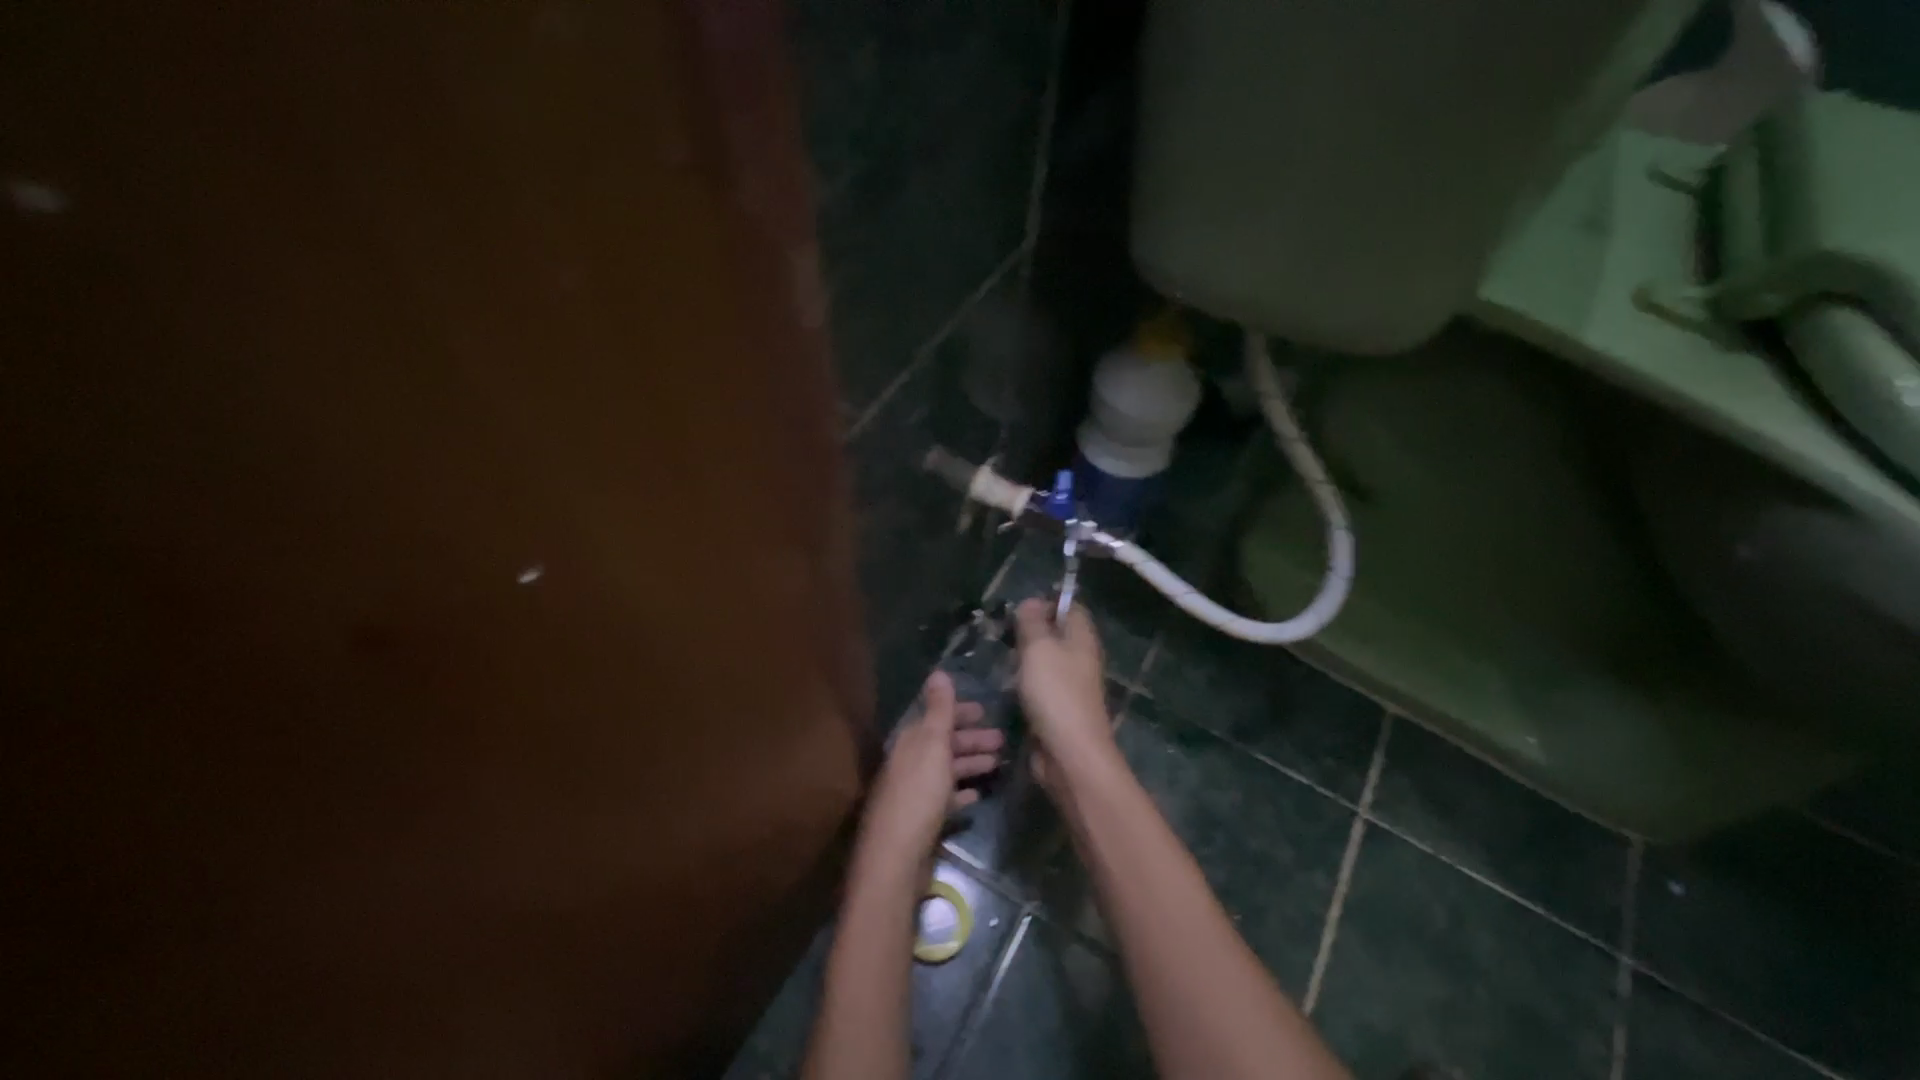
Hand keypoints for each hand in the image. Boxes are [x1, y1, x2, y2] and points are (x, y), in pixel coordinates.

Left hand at [859, 671, 1004, 862]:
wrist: (897, 856)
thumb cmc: (918, 796)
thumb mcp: (932, 746)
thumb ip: (938, 710)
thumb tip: (938, 672)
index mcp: (909, 743)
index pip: (935, 718)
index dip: (960, 713)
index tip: (986, 712)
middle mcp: (908, 763)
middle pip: (942, 744)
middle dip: (971, 739)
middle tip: (1002, 741)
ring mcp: (913, 793)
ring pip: (945, 770)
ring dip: (970, 764)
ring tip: (998, 765)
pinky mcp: (920, 820)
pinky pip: (944, 799)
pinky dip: (960, 793)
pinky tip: (977, 795)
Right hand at [1013, 599, 1116, 778]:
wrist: (1069, 752)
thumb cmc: (1055, 693)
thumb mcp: (1039, 648)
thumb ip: (1033, 623)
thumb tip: (1031, 602)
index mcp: (1082, 639)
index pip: (1071, 608)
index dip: (1047, 602)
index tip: (1018, 608)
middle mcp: (1080, 659)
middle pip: (1057, 635)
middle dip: (1030, 631)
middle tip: (1002, 633)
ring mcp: (1070, 686)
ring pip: (1046, 662)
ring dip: (1024, 659)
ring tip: (998, 657)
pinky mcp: (1058, 709)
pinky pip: (1040, 687)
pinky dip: (1024, 684)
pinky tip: (1006, 686)